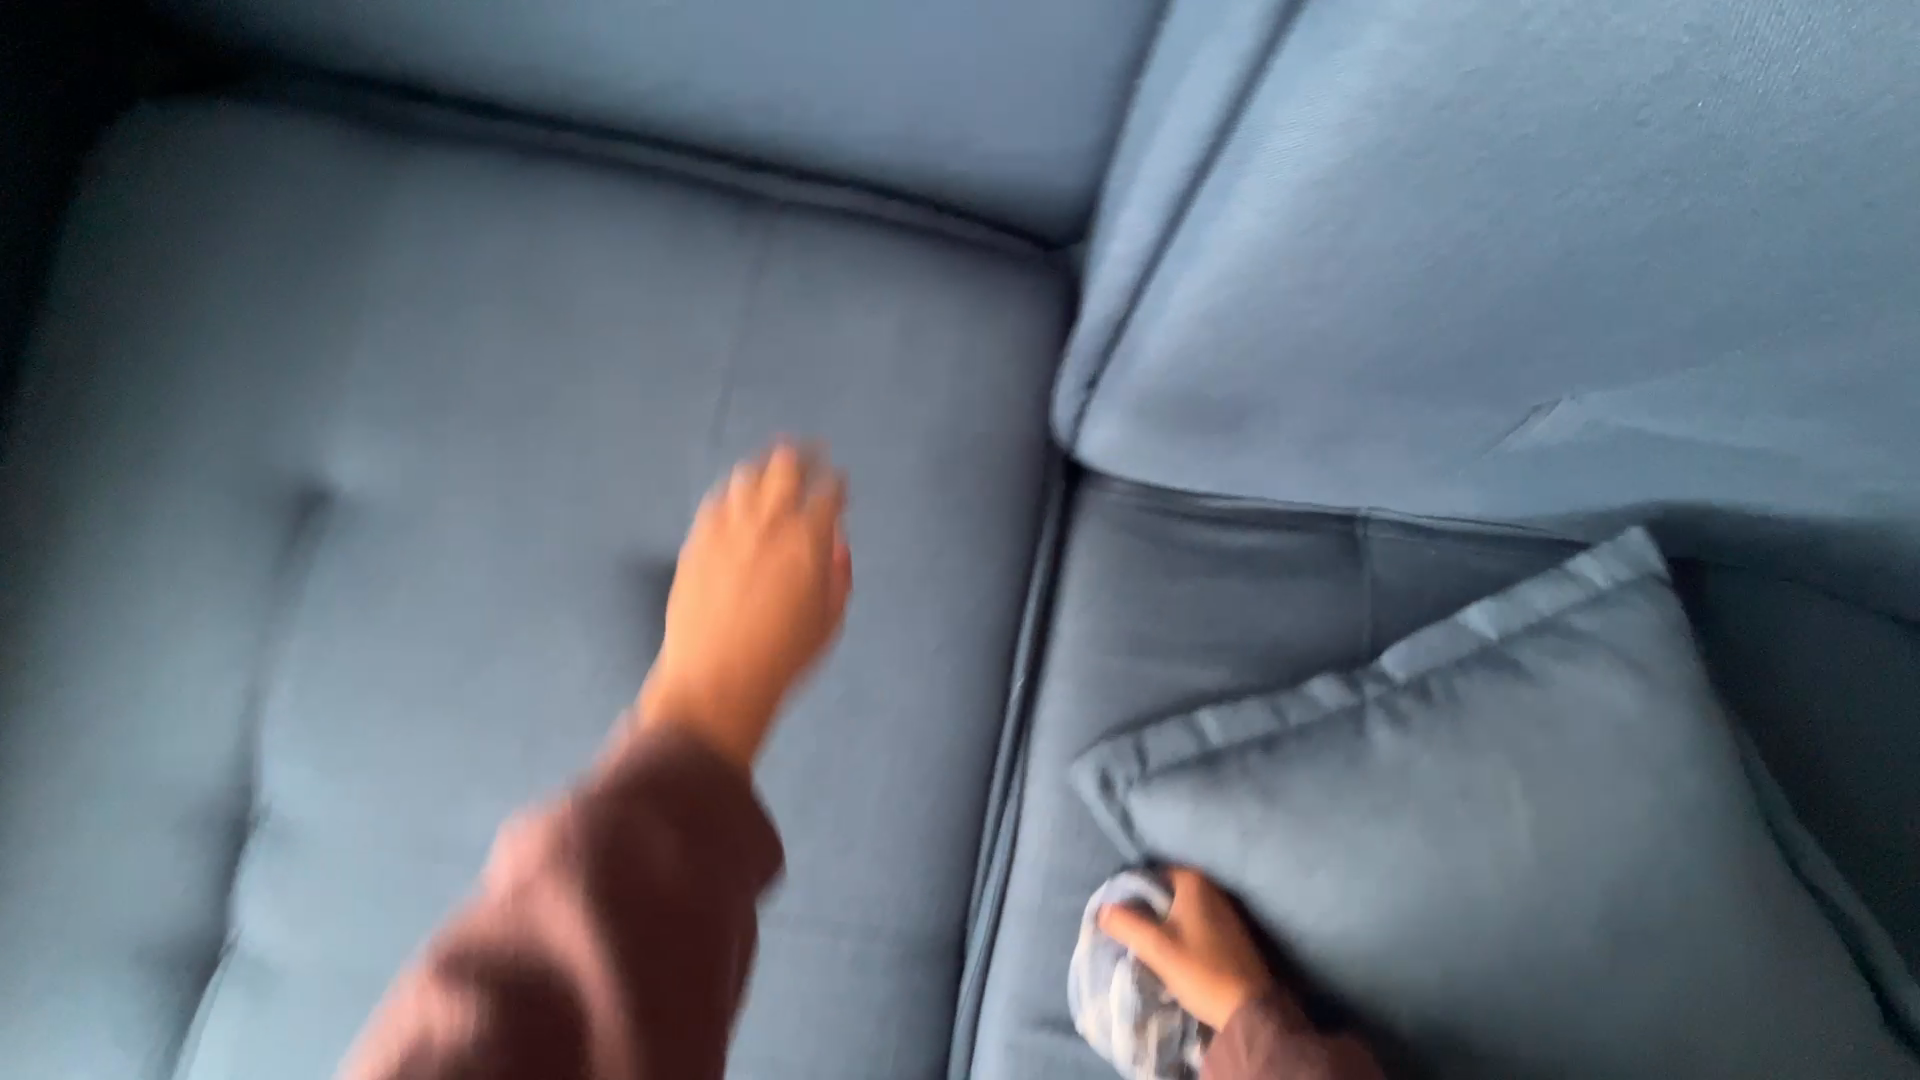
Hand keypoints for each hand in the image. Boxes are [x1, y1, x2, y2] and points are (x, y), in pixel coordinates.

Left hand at [635, 440, 852, 770]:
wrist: (717, 679)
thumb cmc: (784, 656)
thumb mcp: (830, 620)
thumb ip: (838, 574)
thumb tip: (835, 544)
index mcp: (808, 540)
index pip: (829, 493)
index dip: (837, 483)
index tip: (840, 480)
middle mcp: (768, 523)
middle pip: (786, 468)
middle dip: (802, 455)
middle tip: (809, 450)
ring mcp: (728, 528)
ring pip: (747, 477)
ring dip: (765, 468)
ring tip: (772, 467)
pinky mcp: (697, 540)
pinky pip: (717, 501)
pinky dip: (733, 493)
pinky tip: (736, 496)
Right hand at [1098, 868, 1277, 1031]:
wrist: (1249, 1011)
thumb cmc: (1201, 970)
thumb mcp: (1156, 947)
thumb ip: (1124, 923)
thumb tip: (1102, 910)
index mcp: (1193, 880)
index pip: (1148, 874)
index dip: (1129, 893)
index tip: (1116, 913)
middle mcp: (1210, 887)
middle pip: (1163, 891)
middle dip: (1144, 908)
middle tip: (1126, 929)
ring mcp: (1224, 910)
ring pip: (1179, 909)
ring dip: (1161, 922)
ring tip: (1144, 942)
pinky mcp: (1230, 933)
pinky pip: (1194, 922)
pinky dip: (1179, 931)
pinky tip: (1170, 951)